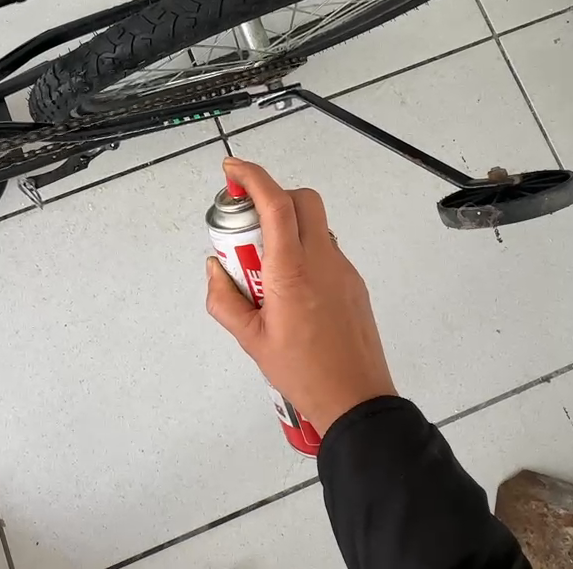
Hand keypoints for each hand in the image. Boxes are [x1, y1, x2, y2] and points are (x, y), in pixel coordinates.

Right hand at [204, 157, 396, 434]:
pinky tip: (292, 287)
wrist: (357, 402)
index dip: (252, 177)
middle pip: (302, 199)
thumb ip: (224, 299)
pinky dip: (304, 249)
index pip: (275, 204)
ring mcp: (342, 269)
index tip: (232, 170)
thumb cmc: (302, 372)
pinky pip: (326, 248)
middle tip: (249, 219)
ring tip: (267, 266)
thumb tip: (215, 268)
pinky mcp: (354, 283)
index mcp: (291, 270)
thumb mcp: (250, 340)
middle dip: (273, 194)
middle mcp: (321, 260)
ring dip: (289, 226)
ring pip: (316, 224)